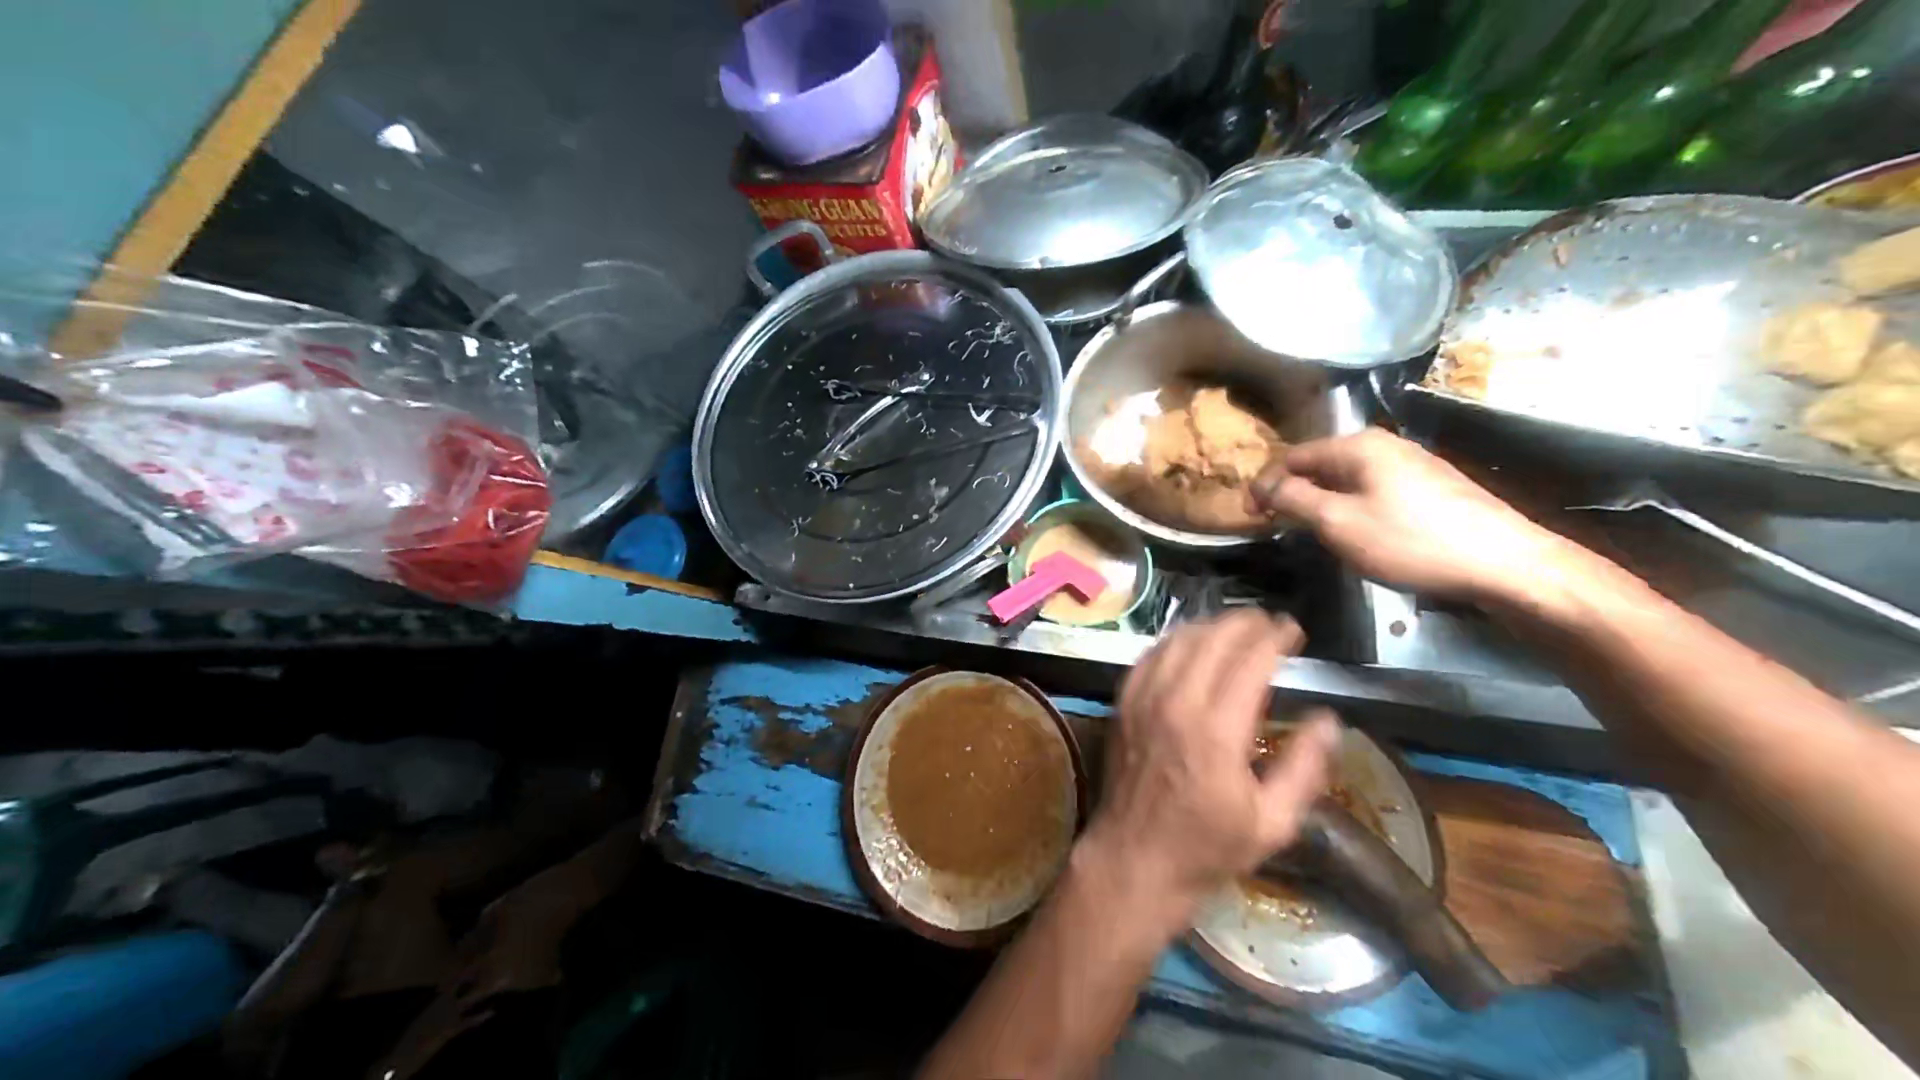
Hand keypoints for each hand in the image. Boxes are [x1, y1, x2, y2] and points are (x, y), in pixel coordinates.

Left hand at [1081, 611, 1338, 930]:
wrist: (1134, 860)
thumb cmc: (1207, 848)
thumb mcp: (1273, 823)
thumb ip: (1305, 767)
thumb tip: (1329, 720)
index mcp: (1216, 731)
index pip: (1250, 661)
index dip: (1275, 637)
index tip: (1294, 629)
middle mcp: (1174, 703)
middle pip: (1212, 639)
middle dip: (1245, 623)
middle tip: (1269, 624)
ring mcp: (1142, 700)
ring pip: (1177, 640)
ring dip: (1210, 626)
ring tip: (1237, 629)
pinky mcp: (1122, 704)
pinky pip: (1149, 656)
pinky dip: (1175, 641)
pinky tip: (1192, 644)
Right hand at [1251, 429, 1587, 605]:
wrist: (1503, 562)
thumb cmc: (1410, 541)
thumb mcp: (1338, 522)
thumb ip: (1293, 499)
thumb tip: (1264, 486)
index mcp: (1358, 445)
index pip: (1292, 456)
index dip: (1264, 484)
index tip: (1249, 517)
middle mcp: (1383, 444)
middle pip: (1318, 463)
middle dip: (1291, 491)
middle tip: (1275, 525)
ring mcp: (1409, 463)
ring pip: (1344, 478)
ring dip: (1318, 500)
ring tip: (1308, 530)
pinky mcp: (1427, 486)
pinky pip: (1369, 488)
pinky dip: (1347, 505)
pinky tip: (1352, 531)